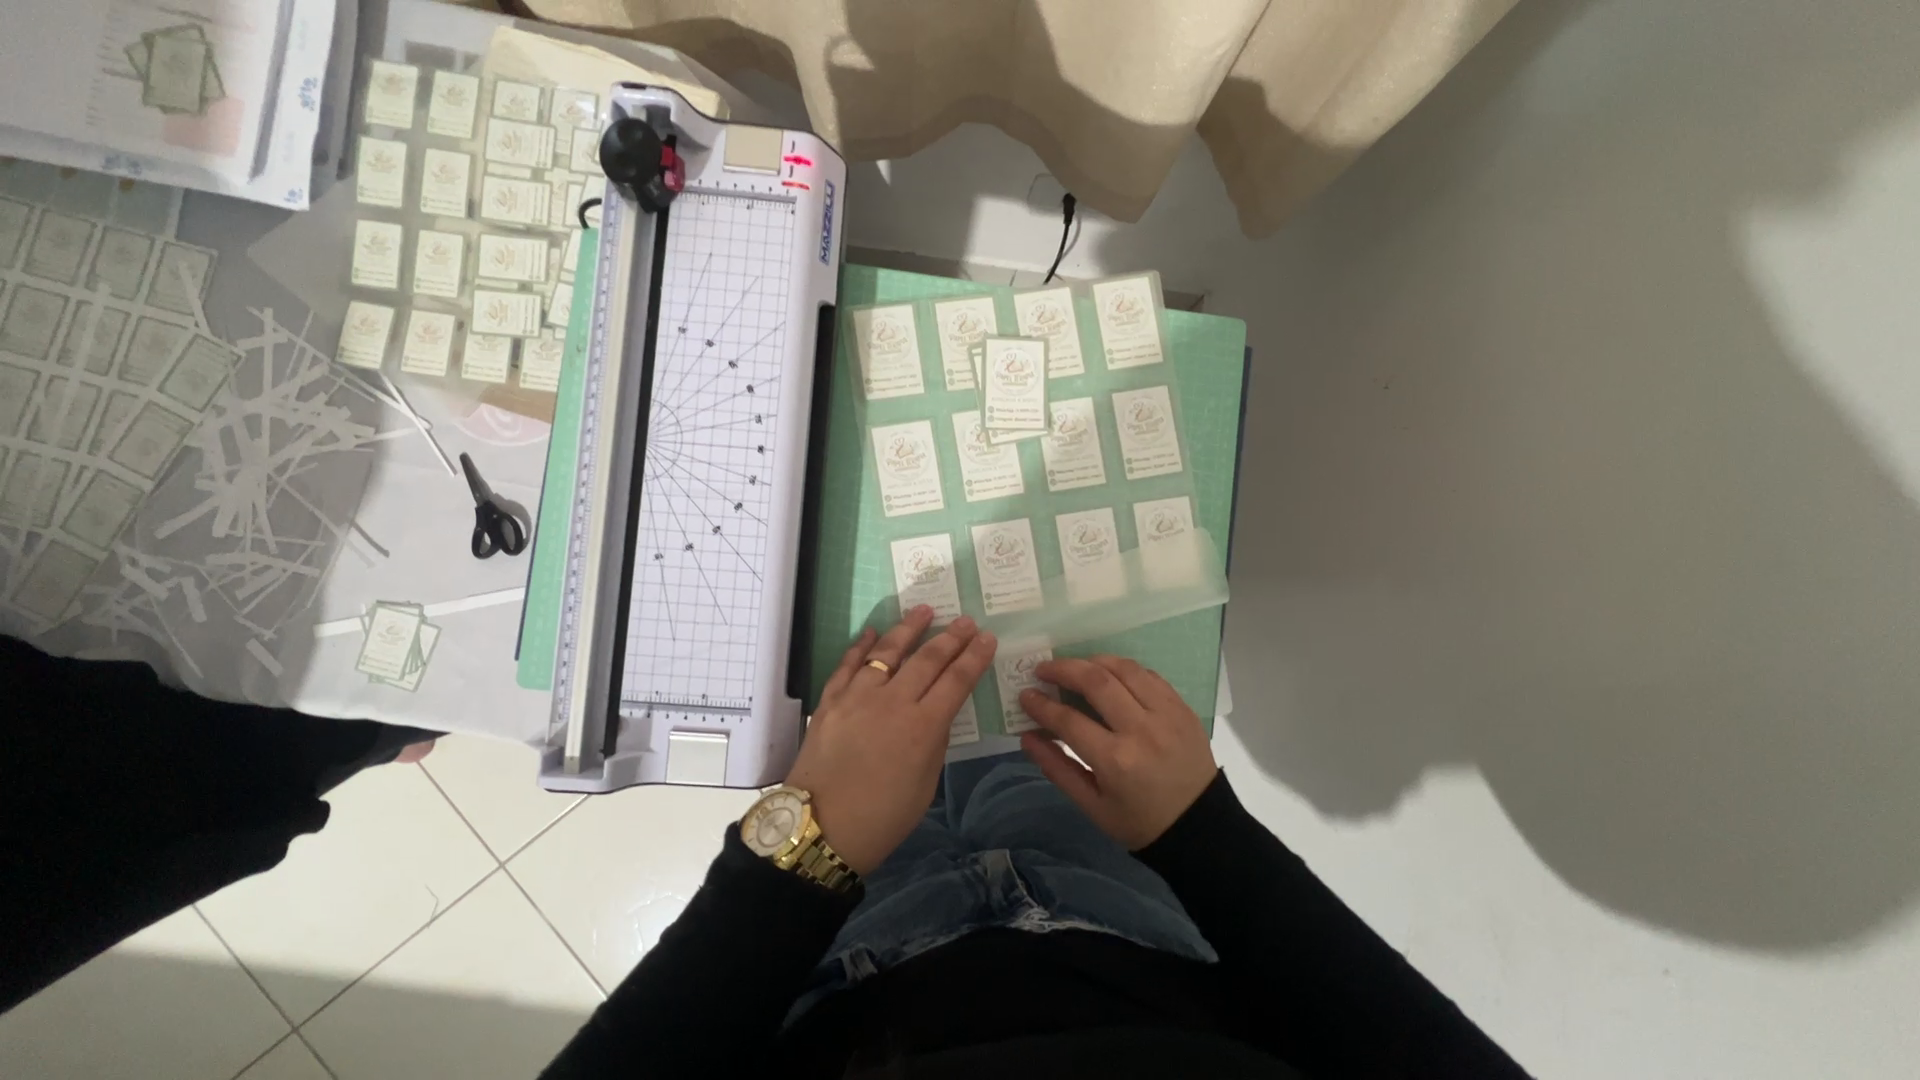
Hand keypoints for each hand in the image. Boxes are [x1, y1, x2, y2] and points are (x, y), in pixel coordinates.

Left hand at [785, 606, 996, 874]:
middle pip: (927, 660)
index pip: (956, 681)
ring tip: (924, 610)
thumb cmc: (882, 819)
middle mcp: (892, 703)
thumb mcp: (924, 785)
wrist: (819, 830)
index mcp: (922, 728)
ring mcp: (857, 698)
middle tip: (966, 621)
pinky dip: (862, 646)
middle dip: (950, 637)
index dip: (974, 658)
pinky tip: (873, 633)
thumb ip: (934, 742)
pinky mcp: (830, 701)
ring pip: (887, 652)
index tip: (987, 638)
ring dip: (908, 628)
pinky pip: (848, 664)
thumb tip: (938, 713)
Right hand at [1018, 655, 1217, 849]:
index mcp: (1115, 761)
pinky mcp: (1182, 708)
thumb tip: (1027, 736)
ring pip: (1124, 669)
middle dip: (1063, 669)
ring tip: (1075, 666)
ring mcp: (1166, 714)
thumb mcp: (1092, 805)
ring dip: (1094, 661)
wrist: (1199, 826)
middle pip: (1096, 681)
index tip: (1026, 695)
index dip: (1041, 705)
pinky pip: (1149, 675)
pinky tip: (1110, 675)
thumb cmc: (1139, 822)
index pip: (1068, 720)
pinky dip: (1124, 669)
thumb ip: (1057, 767)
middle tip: (1044, 669)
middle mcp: (1141, 730)